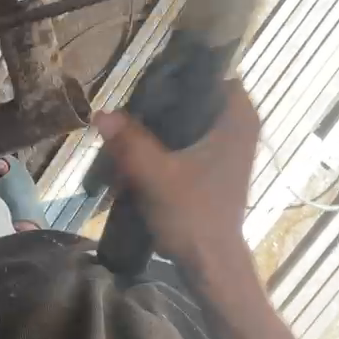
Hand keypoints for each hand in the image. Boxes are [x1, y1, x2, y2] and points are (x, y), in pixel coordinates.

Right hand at [95, 80, 260, 284]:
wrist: (210, 263)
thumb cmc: (192, 215)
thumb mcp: (154, 175)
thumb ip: (129, 141)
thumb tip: (100, 114)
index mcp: (237, 121)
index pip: (212, 74)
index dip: (180, 75)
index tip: (147, 82)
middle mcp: (239, 129)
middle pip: (196, 97)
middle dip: (162, 103)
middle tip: (130, 108)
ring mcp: (228, 150)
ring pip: (189, 121)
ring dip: (160, 125)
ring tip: (128, 130)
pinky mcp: (214, 168)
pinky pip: (187, 142)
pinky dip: (165, 144)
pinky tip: (138, 153)